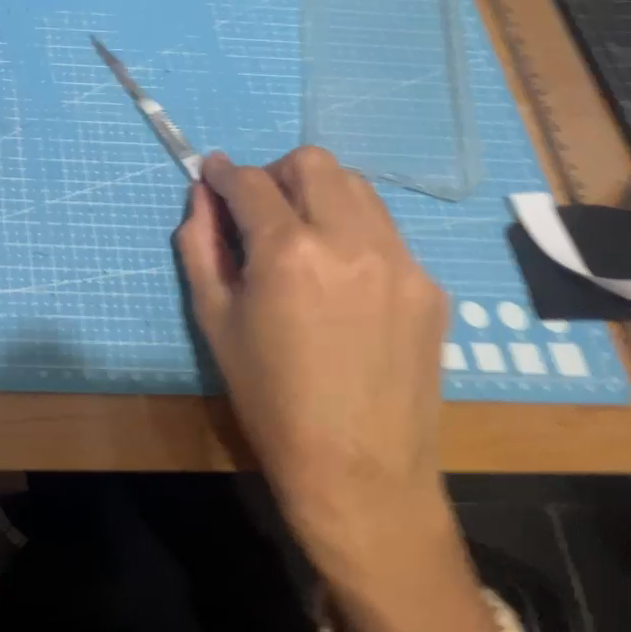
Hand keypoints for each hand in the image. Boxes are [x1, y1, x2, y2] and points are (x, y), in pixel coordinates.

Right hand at [177, 148, 491, 631]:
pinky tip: (338, 277)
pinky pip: (385, 231)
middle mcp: (351, 241)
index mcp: (288, 252)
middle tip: (258, 209)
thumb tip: (201, 196)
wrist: (357, 467)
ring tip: (300, 237)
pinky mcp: (430, 286)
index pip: (250, 182)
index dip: (223, 173)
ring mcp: (401, 261)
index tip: (211, 174)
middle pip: (312, 163)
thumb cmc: (268, 394)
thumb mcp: (214, 317)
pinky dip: (352, 230)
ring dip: (318, 194)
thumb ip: (201, 245)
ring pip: (357, 187)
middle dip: (275, 173)